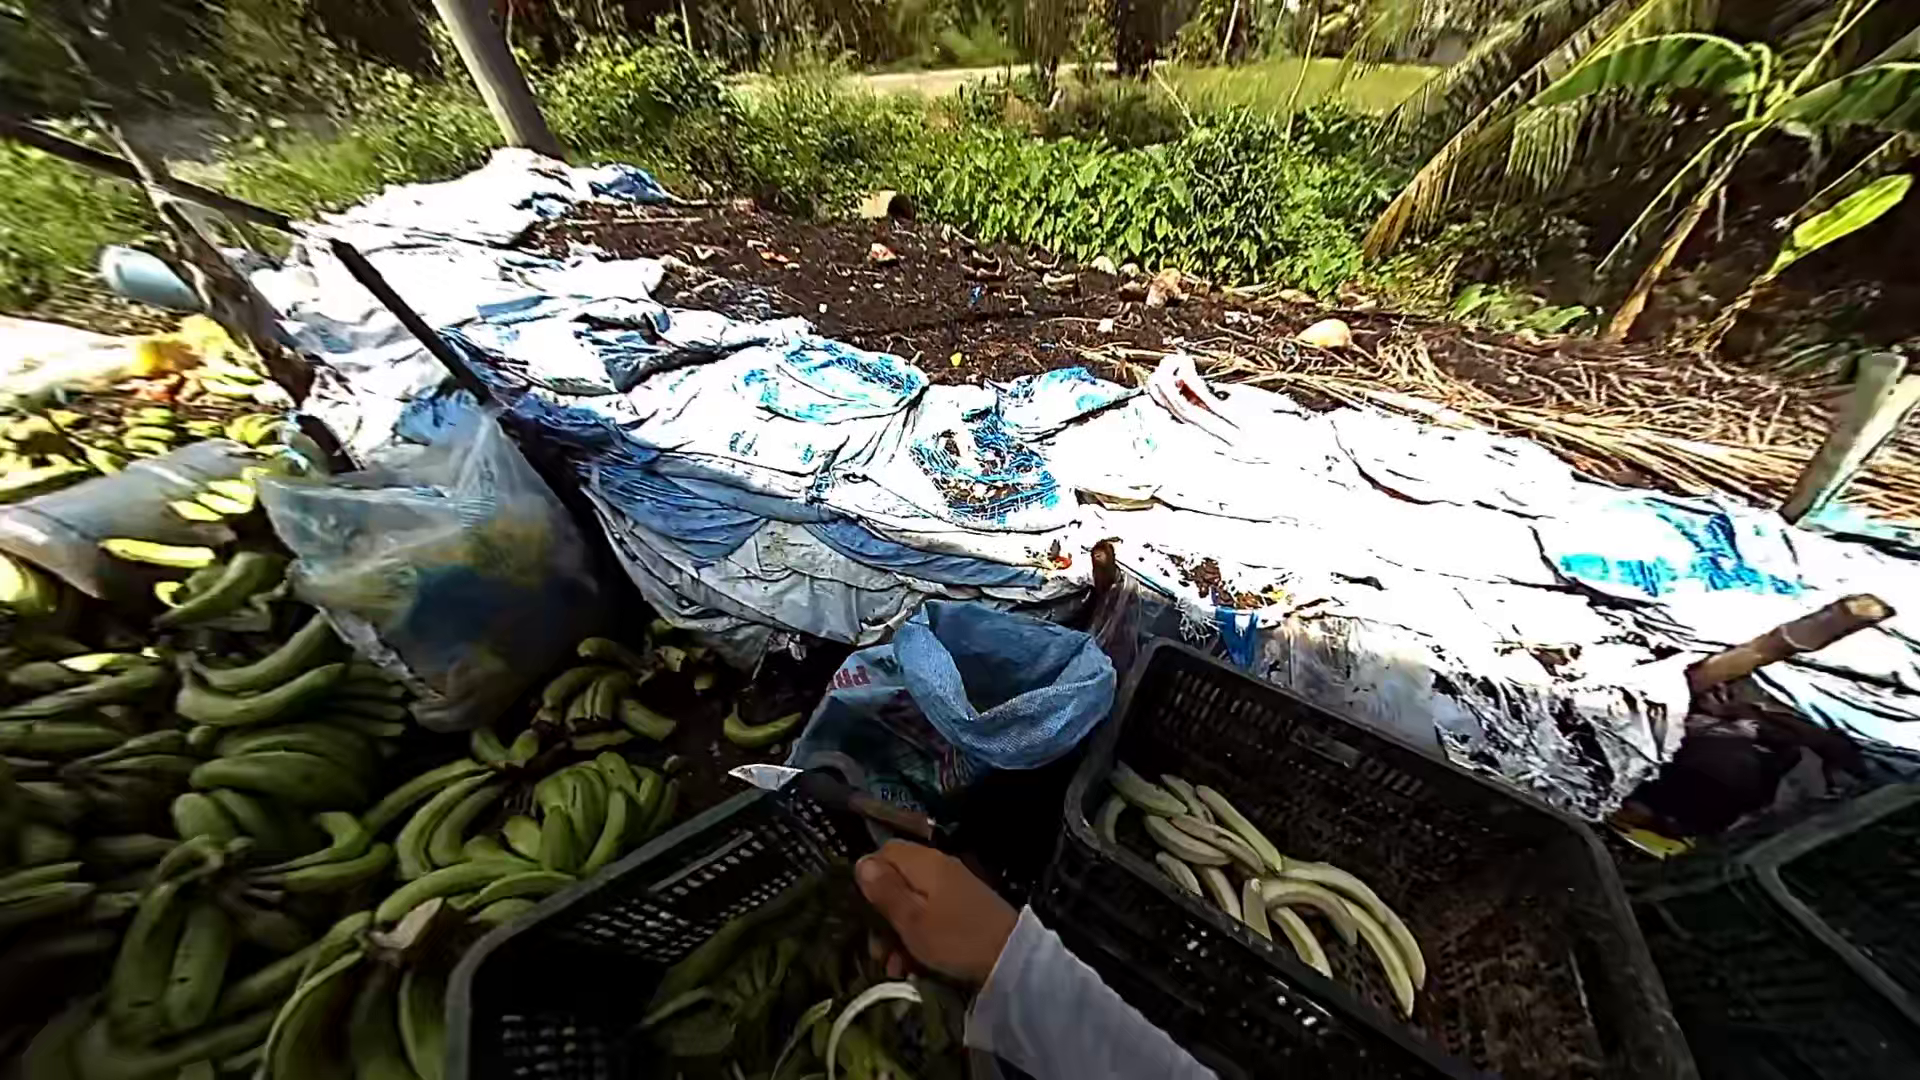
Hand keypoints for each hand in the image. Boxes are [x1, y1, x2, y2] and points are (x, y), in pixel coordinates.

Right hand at [855, 840, 1017, 983]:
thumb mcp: (911, 919)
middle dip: (882, 914)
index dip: (869, 877)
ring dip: (898, 931)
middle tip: (878, 950)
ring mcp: (951, 884)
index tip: (863, 911)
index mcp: (923, 861)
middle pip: (897, 878)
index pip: (885, 851)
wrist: (1007, 956)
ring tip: (895, 966)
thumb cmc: (953, 936)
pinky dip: (918, 934)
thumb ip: (885, 890)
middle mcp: (936, 864)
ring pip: (912, 900)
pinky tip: (913, 965)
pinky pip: (930, 912)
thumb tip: (861, 862)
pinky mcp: (961, 904)